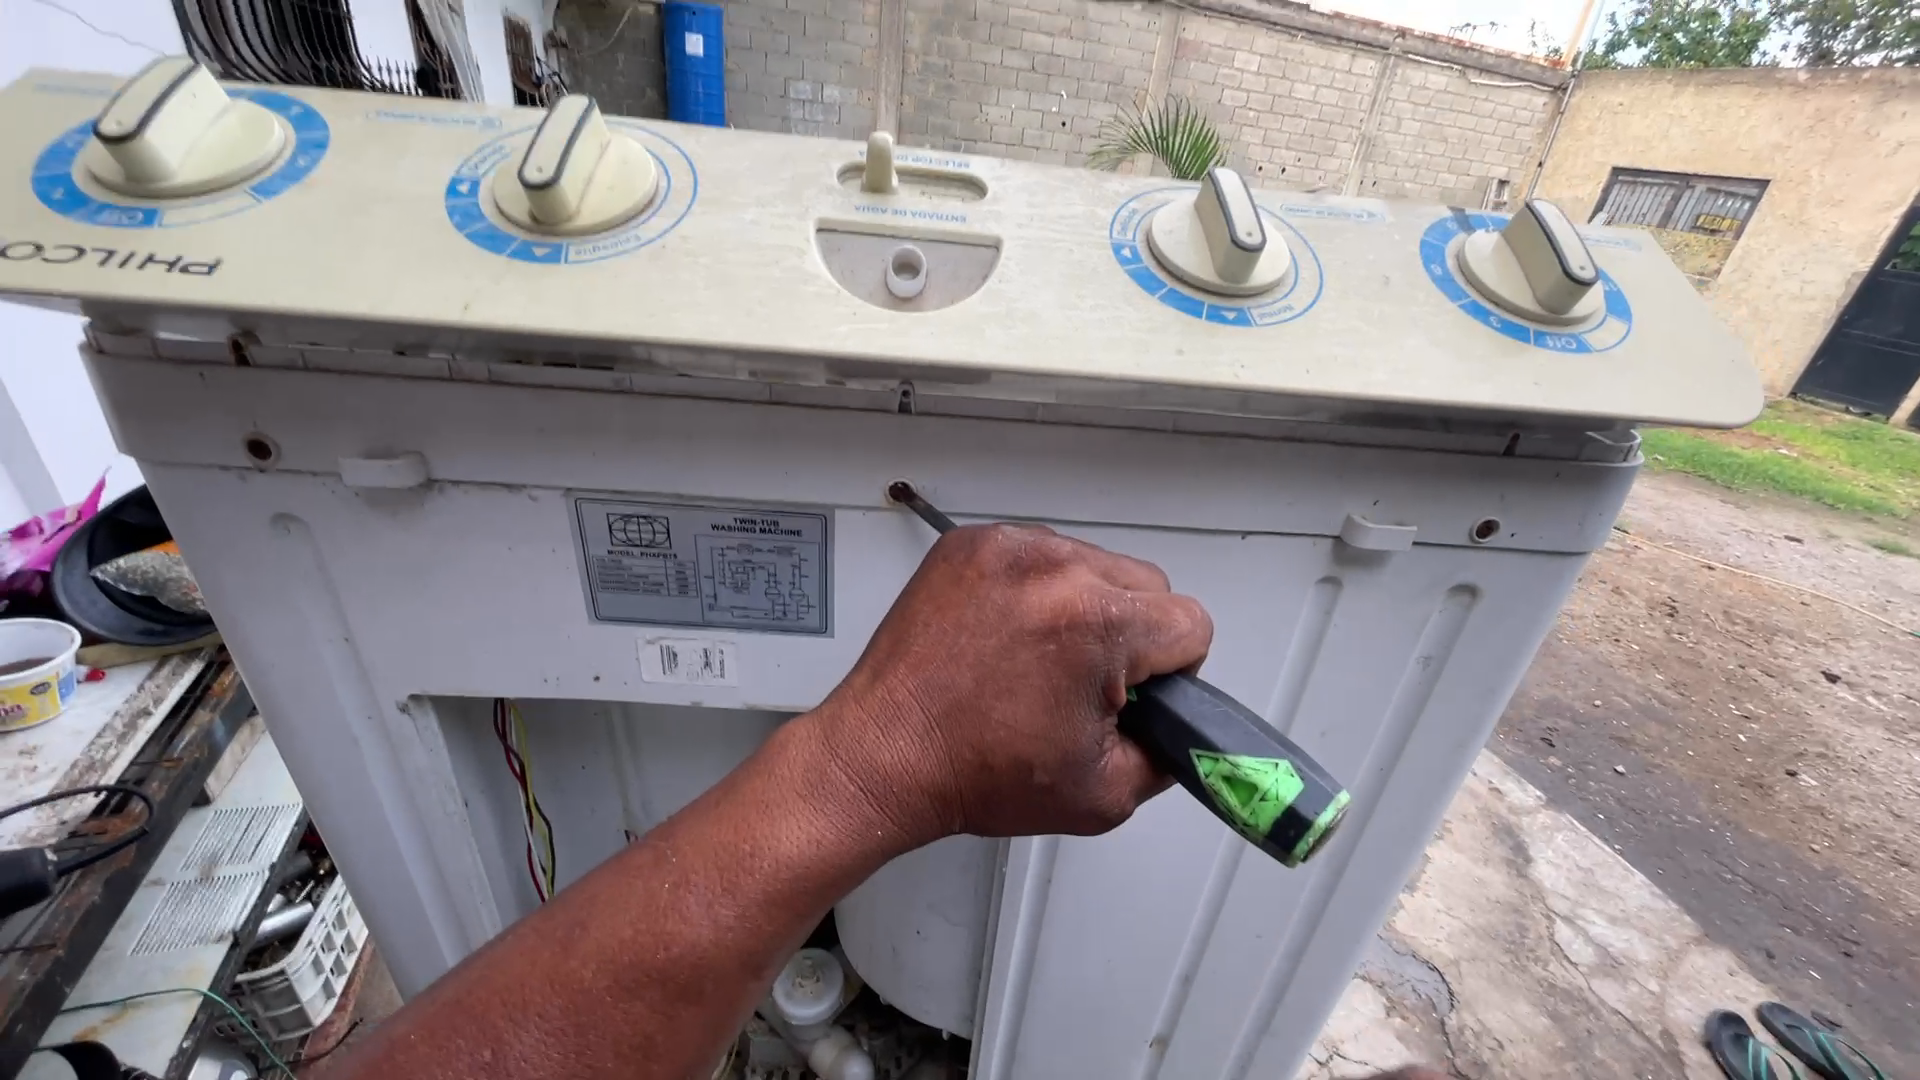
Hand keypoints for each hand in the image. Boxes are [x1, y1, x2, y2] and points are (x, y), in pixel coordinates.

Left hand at [814, 523, 1211, 844]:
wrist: (886, 752)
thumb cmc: (973, 771)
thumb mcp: (1104, 793)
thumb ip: (1167, 752)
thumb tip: (1181, 724)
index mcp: (1097, 622)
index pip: (1190, 622)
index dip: (1171, 669)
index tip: (1131, 690)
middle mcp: (1054, 567)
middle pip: (1146, 585)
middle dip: (1129, 635)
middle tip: (1079, 679)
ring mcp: (1008, 548)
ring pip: (1093, 564)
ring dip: (1082, 606)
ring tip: (1035, 657)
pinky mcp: (972, 544)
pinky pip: (1038, 554)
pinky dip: (1035, 589)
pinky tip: (1007, 633)